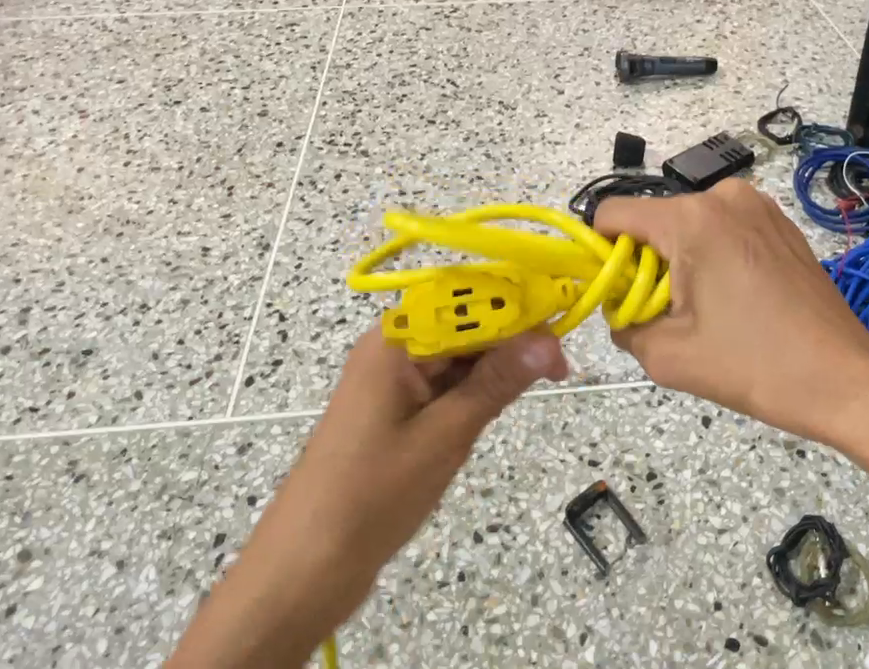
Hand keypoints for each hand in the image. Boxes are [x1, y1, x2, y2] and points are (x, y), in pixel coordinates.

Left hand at [168, 327, 567, 668]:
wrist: (305, 566)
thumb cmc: (373, 494)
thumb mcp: (445, 435)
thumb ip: (497, 382)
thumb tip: (547, 338)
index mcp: (397, 340)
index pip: (469, 302)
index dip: (520, 310)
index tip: (563, 335)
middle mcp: (394, 347)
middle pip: (465, 323)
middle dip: (514, 338)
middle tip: (560, 371)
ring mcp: (393, 380)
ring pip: (460, 353)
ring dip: (498, 364)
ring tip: (542, 382)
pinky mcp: (395, 410)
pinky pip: (445, 382)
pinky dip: (476, 388)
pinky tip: (500, 401)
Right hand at [593, 179, 868, 445]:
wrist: (844, 378)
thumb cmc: (756, 366)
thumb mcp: (668, 357)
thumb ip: (623, 325)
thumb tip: (620, 310)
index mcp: (691, 219)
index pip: (613, 214)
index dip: (599, 252)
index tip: (612, 294)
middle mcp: (723, 197)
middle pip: (653, 222)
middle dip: (645, 265)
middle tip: (666, 316)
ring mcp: (758, 206)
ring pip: (689, 227)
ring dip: (681, 264)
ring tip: (707, 313)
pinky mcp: (780, 223)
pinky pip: (723, 231)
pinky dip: (713, 259)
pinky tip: (735, 301)